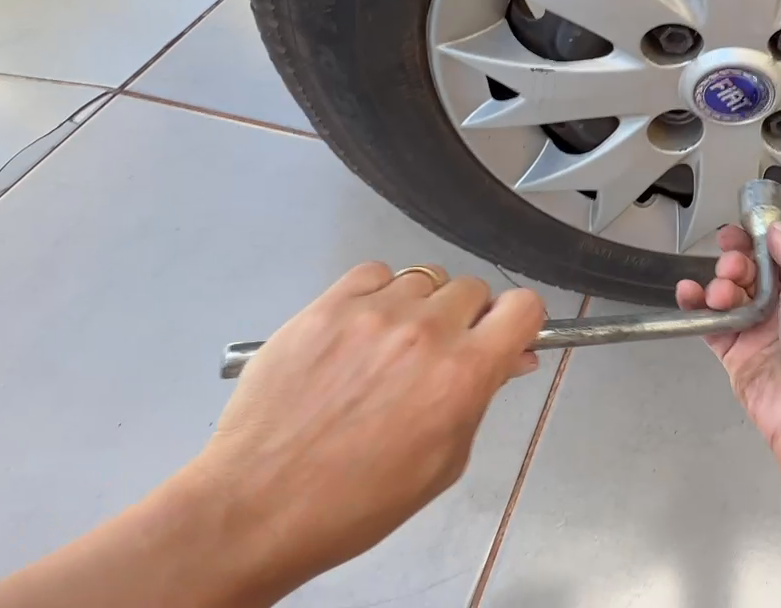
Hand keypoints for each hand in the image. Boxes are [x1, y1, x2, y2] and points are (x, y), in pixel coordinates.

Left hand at [186, 263, 545, 595]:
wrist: (256, 508)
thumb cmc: (358, 502)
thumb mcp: (444, 461)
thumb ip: (481, 398)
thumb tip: (511, 356)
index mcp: (463, 374)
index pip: (524, 306)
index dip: (518, 320)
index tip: (502, 336)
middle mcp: (425, 332)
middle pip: (473, 288)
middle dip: (464, 318)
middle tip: (436, 354)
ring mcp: (373, 313)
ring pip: (424, 279)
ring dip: (419, 306)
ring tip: (388, 346)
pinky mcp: (326, 306)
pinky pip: (374, 273)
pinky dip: (376, 294)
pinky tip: (360, 329)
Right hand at [675, 225, 780, 452]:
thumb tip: (776, 228)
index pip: (780, 255)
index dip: (758, 240)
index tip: (739, 230)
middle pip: (752, 272)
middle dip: (736, 260)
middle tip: (732, 264)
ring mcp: (761, 332)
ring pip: (730, 294)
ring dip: (719, 283)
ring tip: (720, 291)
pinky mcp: (736, 354)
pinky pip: (711, 323)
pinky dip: (696, 305)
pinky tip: (689, 292)